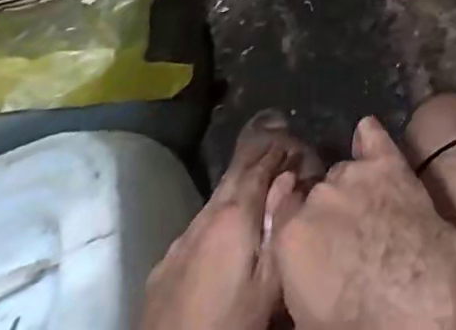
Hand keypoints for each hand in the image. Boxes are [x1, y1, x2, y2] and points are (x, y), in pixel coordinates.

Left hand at [141, 125, 299, 329]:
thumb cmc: (231, 324)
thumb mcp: (269, 283)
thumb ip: (280, 227)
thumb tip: (289, 181)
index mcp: (233, 218)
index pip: (257, 172)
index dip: (275, 156)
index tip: (291, 143)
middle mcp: (204, 220)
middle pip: (231, 179)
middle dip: (254, 161)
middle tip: (275, 149)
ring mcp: (179, 244)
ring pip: (213, 203)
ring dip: (235, 188)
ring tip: (255, 184)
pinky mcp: (163, 268)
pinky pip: (197, 228)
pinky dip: (217, 216)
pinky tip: (223, 230)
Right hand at [269, 116, 455, 329]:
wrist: (415, 290)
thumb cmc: (357, 315)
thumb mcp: (307, 312)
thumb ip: (294, 270)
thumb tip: (296, 262)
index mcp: (290, 234)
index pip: (281, 210)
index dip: (295, 218)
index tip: (308, 229)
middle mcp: (317, 196)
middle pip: (315, 191)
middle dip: (326, 208)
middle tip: (345, 229)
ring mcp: (353, 174)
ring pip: (344, 170)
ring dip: (351, 184)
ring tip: (368, 203)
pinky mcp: (387, 161)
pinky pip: (371, 135)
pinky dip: (368, 137)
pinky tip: (367, 136)